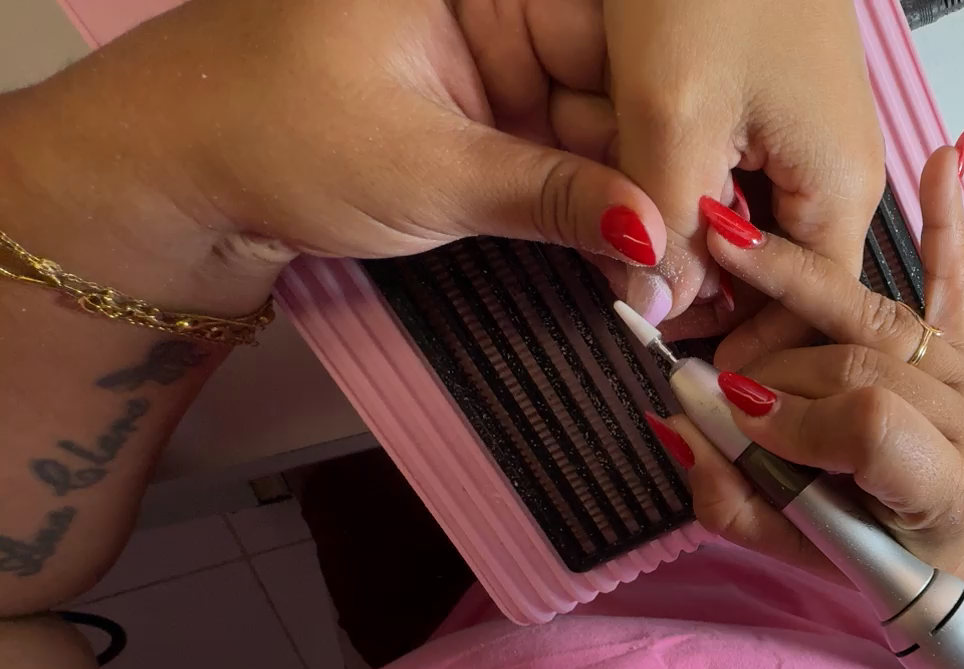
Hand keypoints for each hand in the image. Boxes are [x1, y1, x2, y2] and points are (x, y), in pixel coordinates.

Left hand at [2, 0, 671, 314]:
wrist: (186, 187)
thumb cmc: (272, 140)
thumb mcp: (428, 168)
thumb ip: (556, 198)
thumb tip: (660, 238)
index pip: (608, 40)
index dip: (666, 120)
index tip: (709, 197)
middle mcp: (501, 17)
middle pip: (619, 96)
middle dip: (658, 178)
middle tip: (701, 259)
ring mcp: (507, 81)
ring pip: (607, 144)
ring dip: (639, 215)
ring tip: (675, 279)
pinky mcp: (506, 135)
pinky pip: (579, 176)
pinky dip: (606, 226)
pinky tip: (637, 269)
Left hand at [601, 0, 886, 345]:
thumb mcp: (671, 111)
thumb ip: (663, 227)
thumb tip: (656, 306)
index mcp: (843, 191)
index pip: (811, 310)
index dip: (749, 342)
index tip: (689, 363)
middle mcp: (842, 177)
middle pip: (785, 277)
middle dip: (711, 294)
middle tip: (639, 297)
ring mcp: (816, 146)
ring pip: (757, 234)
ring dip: (693, 244)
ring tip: (630, 242)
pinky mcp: (785, 116)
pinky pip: (745, 185)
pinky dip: (695, 197)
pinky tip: (648, 185)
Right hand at [661, 147, 963, 577]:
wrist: (947, 553)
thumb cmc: (875, 558)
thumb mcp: (800, 554)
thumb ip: (739, 504)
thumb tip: (679, 428)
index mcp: (946, 492)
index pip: (873, 425)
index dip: (796, 416)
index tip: (734, 412)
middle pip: (865, 365)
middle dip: (775, 366)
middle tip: (720, 374)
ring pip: (879, 318)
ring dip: (798, 285)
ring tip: (735, 254)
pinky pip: (953, 285)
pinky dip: (944, 224)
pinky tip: (940, 162)